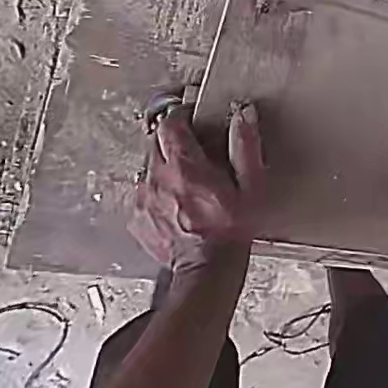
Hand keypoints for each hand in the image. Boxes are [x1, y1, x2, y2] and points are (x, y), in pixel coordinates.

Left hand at [129, 102, 263, 274]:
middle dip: (173, 142)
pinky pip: (144, 192)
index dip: (182, 117)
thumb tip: (243, 116)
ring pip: (148, 166)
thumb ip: (245, 146)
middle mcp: (157, 177)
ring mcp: (144, 198)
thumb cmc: (230, 230)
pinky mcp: (137, 217)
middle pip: (156, 141)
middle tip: (193, 154)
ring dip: (165, 169)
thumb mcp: (250, 185)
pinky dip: (158, 193)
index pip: (171, 122)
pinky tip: (177, 204)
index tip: (193, 121)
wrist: (208, 271)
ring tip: (187, 184)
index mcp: (184, 165)